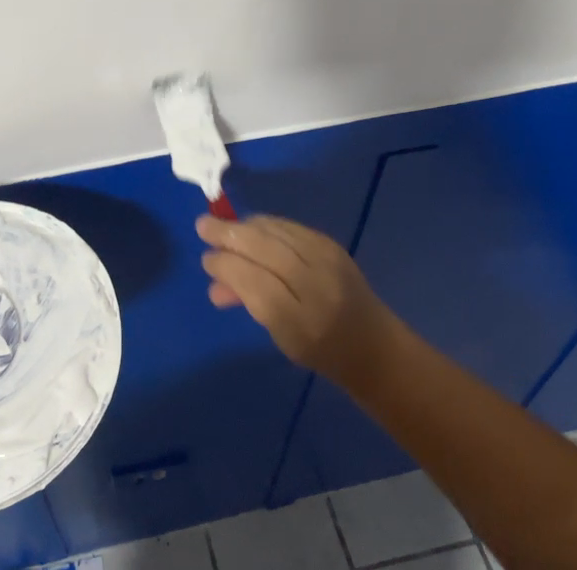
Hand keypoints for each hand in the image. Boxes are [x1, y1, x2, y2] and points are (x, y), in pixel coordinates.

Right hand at [196, 214, 398, 386]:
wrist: (374, 345)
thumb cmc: (321, 351)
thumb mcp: (281, 337)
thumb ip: (249, 304)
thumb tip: (215, 282)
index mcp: (300, 321)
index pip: (255, 282)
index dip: (226, 266)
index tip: (206, 259)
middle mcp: (316, 285)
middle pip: (266, 249)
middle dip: (230, 234)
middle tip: (202, 226)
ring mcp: (328, 261)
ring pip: (278, 232)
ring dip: (246, 226)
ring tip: (223, 228)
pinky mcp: (333, 246)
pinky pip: (292, 228)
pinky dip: (267, 225)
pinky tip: (252, 227)